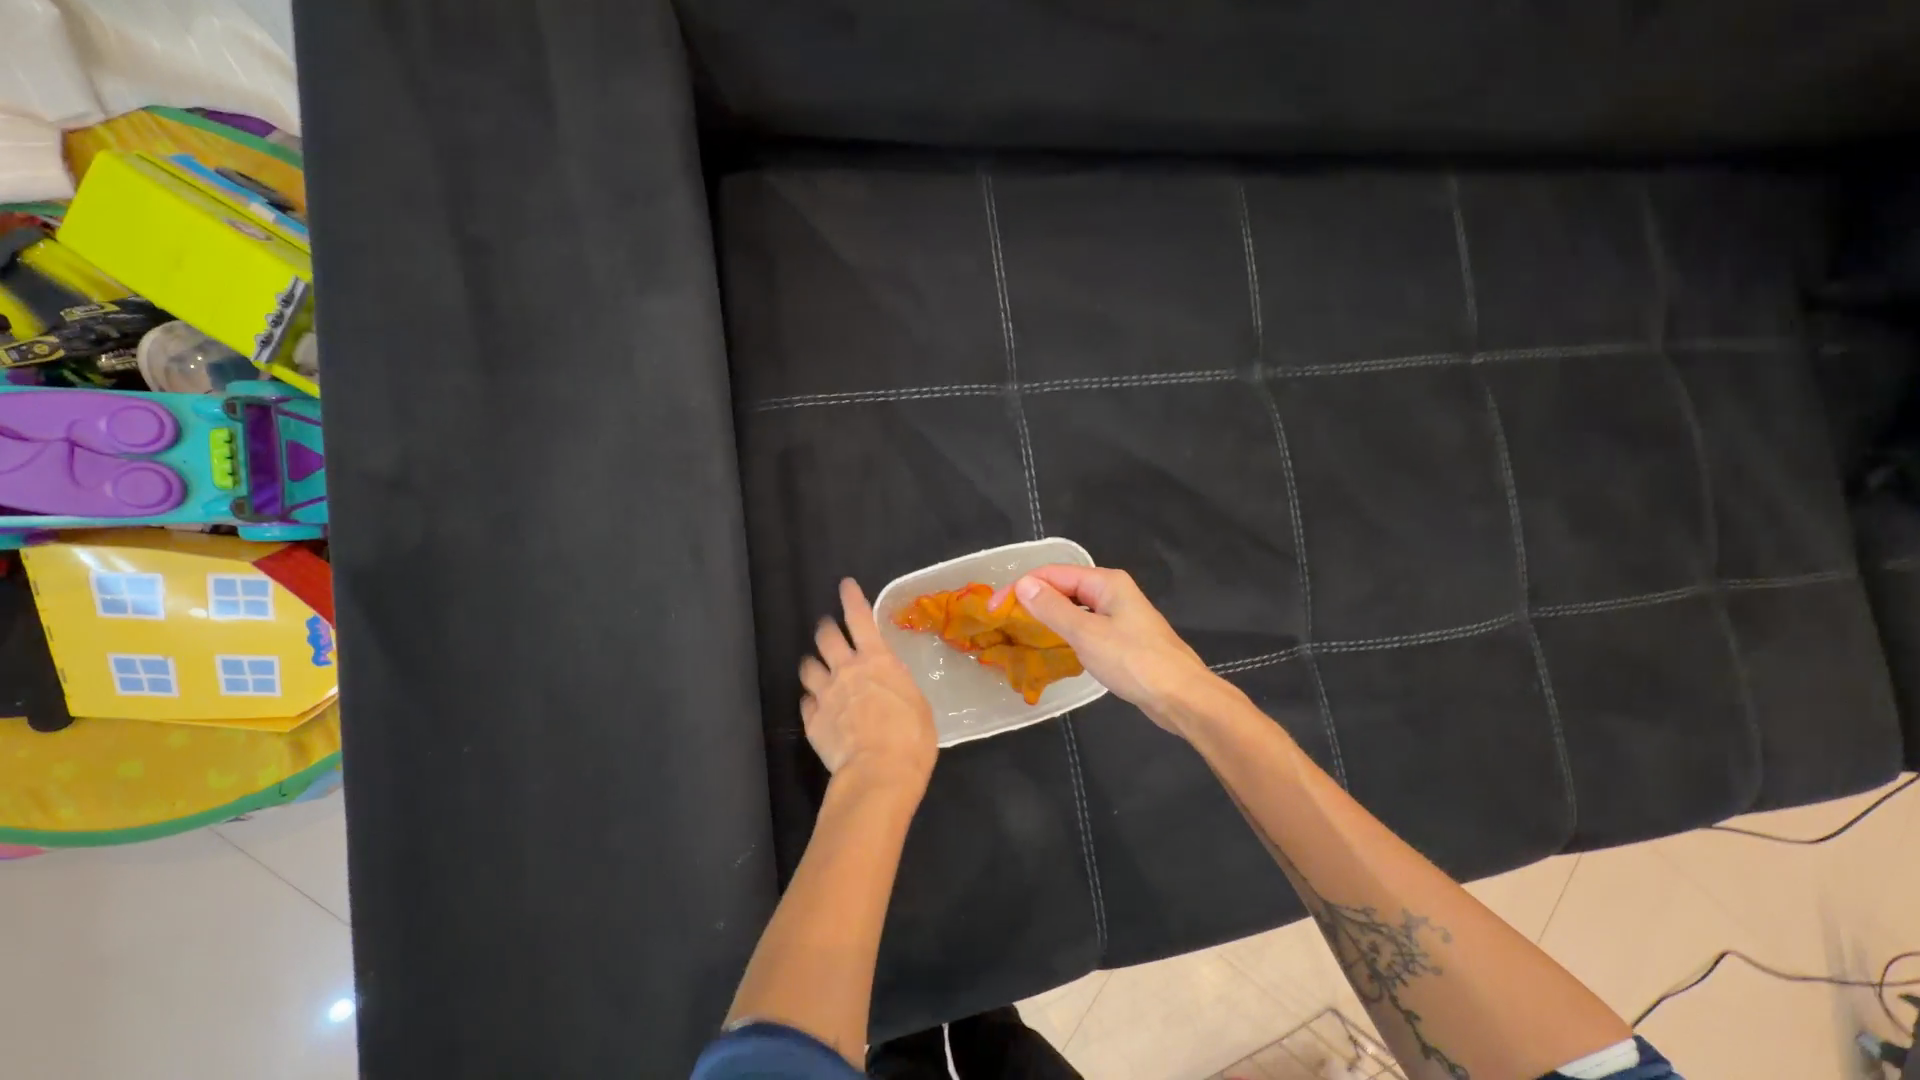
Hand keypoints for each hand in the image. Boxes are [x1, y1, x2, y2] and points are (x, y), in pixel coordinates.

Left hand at [799, 578, 938, 797]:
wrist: (878, 773)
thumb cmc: (911, 738)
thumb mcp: (918, 704)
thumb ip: (900, 685)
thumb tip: (891, 680)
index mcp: (877, 661)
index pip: (860, 618)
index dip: (851, 598)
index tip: (845, 586)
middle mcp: (846, 670)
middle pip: (826, 636)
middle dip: (826, 628)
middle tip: (828, 628)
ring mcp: (825, 695)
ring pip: (808, 666)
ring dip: (813, 663)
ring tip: (817, 667)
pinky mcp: (812, 720)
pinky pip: (805, 702)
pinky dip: (811, 700)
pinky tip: (816, 706)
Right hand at [1004, 565, 1222, 733]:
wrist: (1181, 697)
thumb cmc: (1134, 662)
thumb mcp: (1086, 634)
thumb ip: (1053, 609)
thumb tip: (1024, 584)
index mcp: (1106, 583)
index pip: (1052, 574)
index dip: (1020, 587)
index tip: (994, 610)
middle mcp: (1113, 593)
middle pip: (1063, 588)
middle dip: (1032, 600)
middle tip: (1003, 622)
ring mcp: (1120, 617)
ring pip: (1074, 609)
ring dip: (1048, 617)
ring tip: (1021, 633)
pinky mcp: (1123, 640)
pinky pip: (1086, 627)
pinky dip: (1065, 633)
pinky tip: (1054, 648)